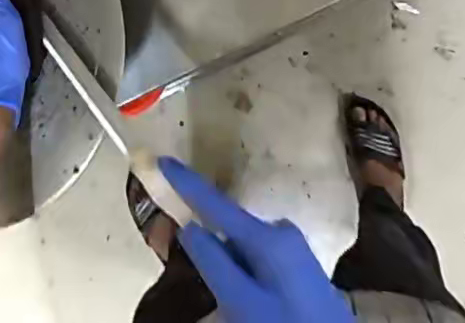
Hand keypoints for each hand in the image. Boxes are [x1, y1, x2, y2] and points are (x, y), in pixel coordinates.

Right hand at [161, 156, 354, 322]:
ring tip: (225, 300)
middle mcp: (283, 235)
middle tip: (192, 263)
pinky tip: (245, 303)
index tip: (161, 159)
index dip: (185, 181)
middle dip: (208, 239)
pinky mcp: (303, 275)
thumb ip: (212, 261)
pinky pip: (259, 264)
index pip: (216, 202)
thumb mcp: (241, 304)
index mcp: (268, 237)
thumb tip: (189, 227)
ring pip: (244, 249)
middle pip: (230, 227)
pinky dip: (243, 275)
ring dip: (227, 264)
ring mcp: (296, 254)